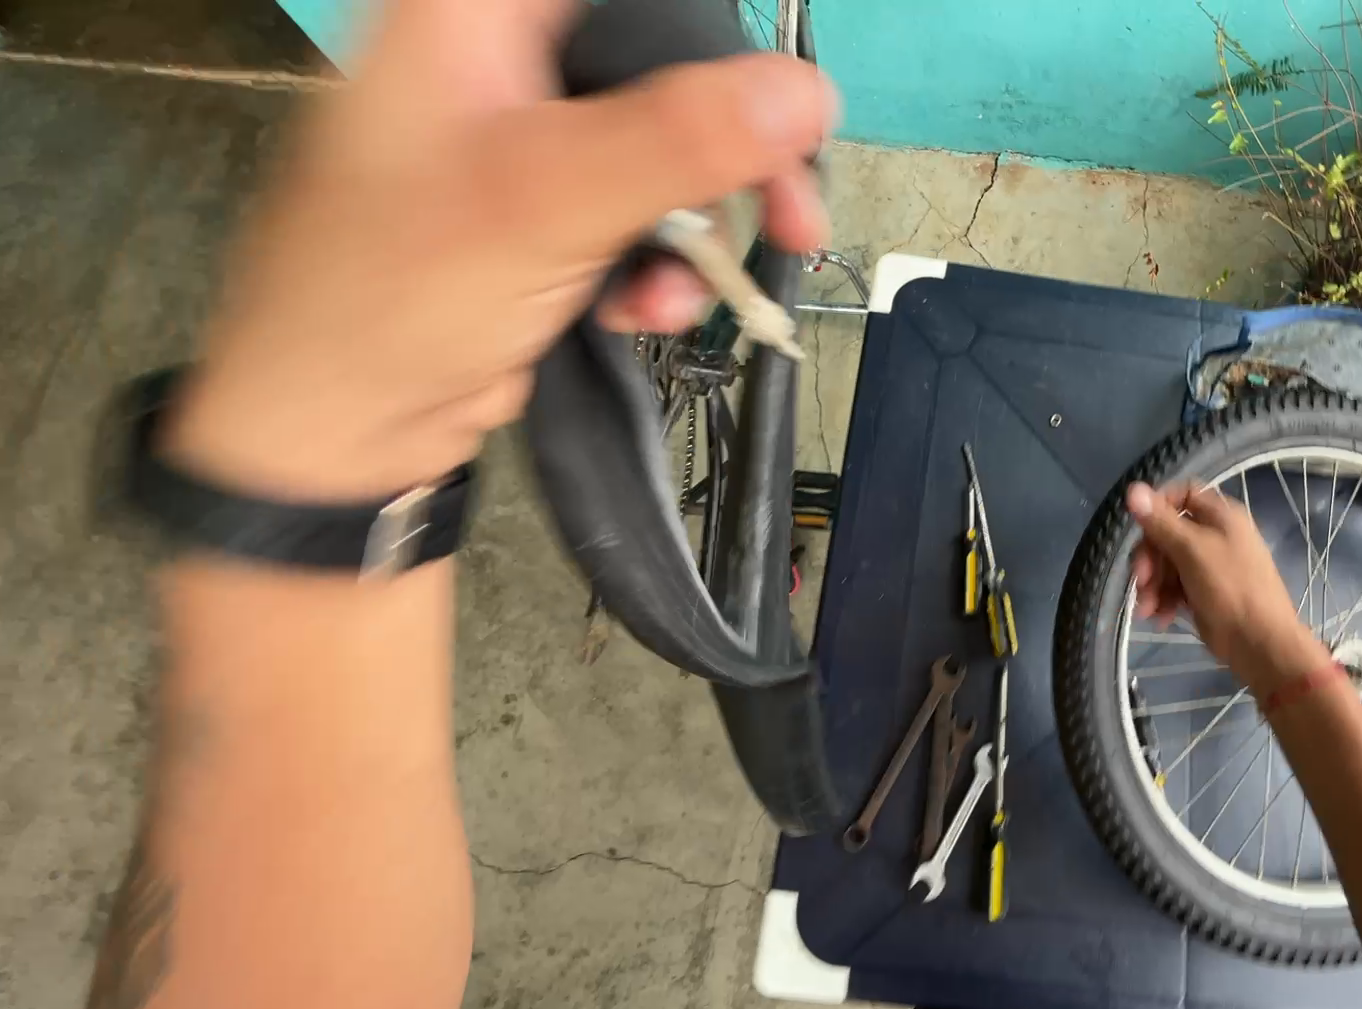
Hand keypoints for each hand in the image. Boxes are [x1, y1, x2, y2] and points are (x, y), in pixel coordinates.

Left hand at [165, 0, 837, 500]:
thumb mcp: (552, 199)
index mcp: (486, 13)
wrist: (352, 415)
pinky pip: (652, 228)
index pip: (647, 2)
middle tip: (794, 228)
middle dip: (734, 172)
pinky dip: (664, 276)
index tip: (784, 128)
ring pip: (674, 169)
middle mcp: (517, 66)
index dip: (719, 55)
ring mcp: (542, 149)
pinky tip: (637, 315)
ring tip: (665, 305)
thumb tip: (811, 97)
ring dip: (697, 247)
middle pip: (674, 84)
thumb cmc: (413, 287)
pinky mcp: (561, 220)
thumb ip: (680, 140)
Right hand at [1126, 482, 1326, 695]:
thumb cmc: (1231, 589)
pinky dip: (1162, 599)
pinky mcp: (1202, 591)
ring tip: (1146, 608)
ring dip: (1151, 584)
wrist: (1260, 644)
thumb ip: (1161, 522)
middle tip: (1141, 579)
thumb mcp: (1192, 551)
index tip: (1139, 526)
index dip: (1158, 507)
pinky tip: (1158, 617)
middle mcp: (1215, 535)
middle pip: (1167, 533)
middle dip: (1149, 558)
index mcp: (1220, 516)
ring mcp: (1209, 565)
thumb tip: (1132, 488)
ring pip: (1166, 562)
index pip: (1182, 494)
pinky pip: (1173, 586)